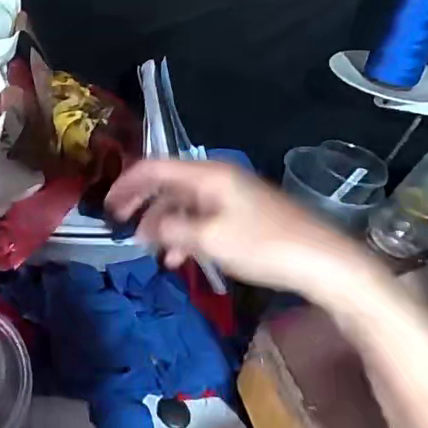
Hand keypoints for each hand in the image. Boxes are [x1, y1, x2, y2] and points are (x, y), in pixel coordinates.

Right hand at [106, 159, 385, 302]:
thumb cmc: (263, 245)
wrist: (321, 260)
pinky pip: (204, 217)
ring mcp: (233, 194)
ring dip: (166, 225)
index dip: (127, 184)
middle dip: (144, 205)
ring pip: (186, 203)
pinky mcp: (245, 213)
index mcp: (208, 174)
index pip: (155, 167)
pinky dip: (188, 233)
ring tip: (155, 253)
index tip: (106, 206)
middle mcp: (219, 177)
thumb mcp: (210, 239)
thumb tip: (147, 226)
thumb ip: (172, 229)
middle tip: (122, 229)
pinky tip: (182, 258)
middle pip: (169, 184)